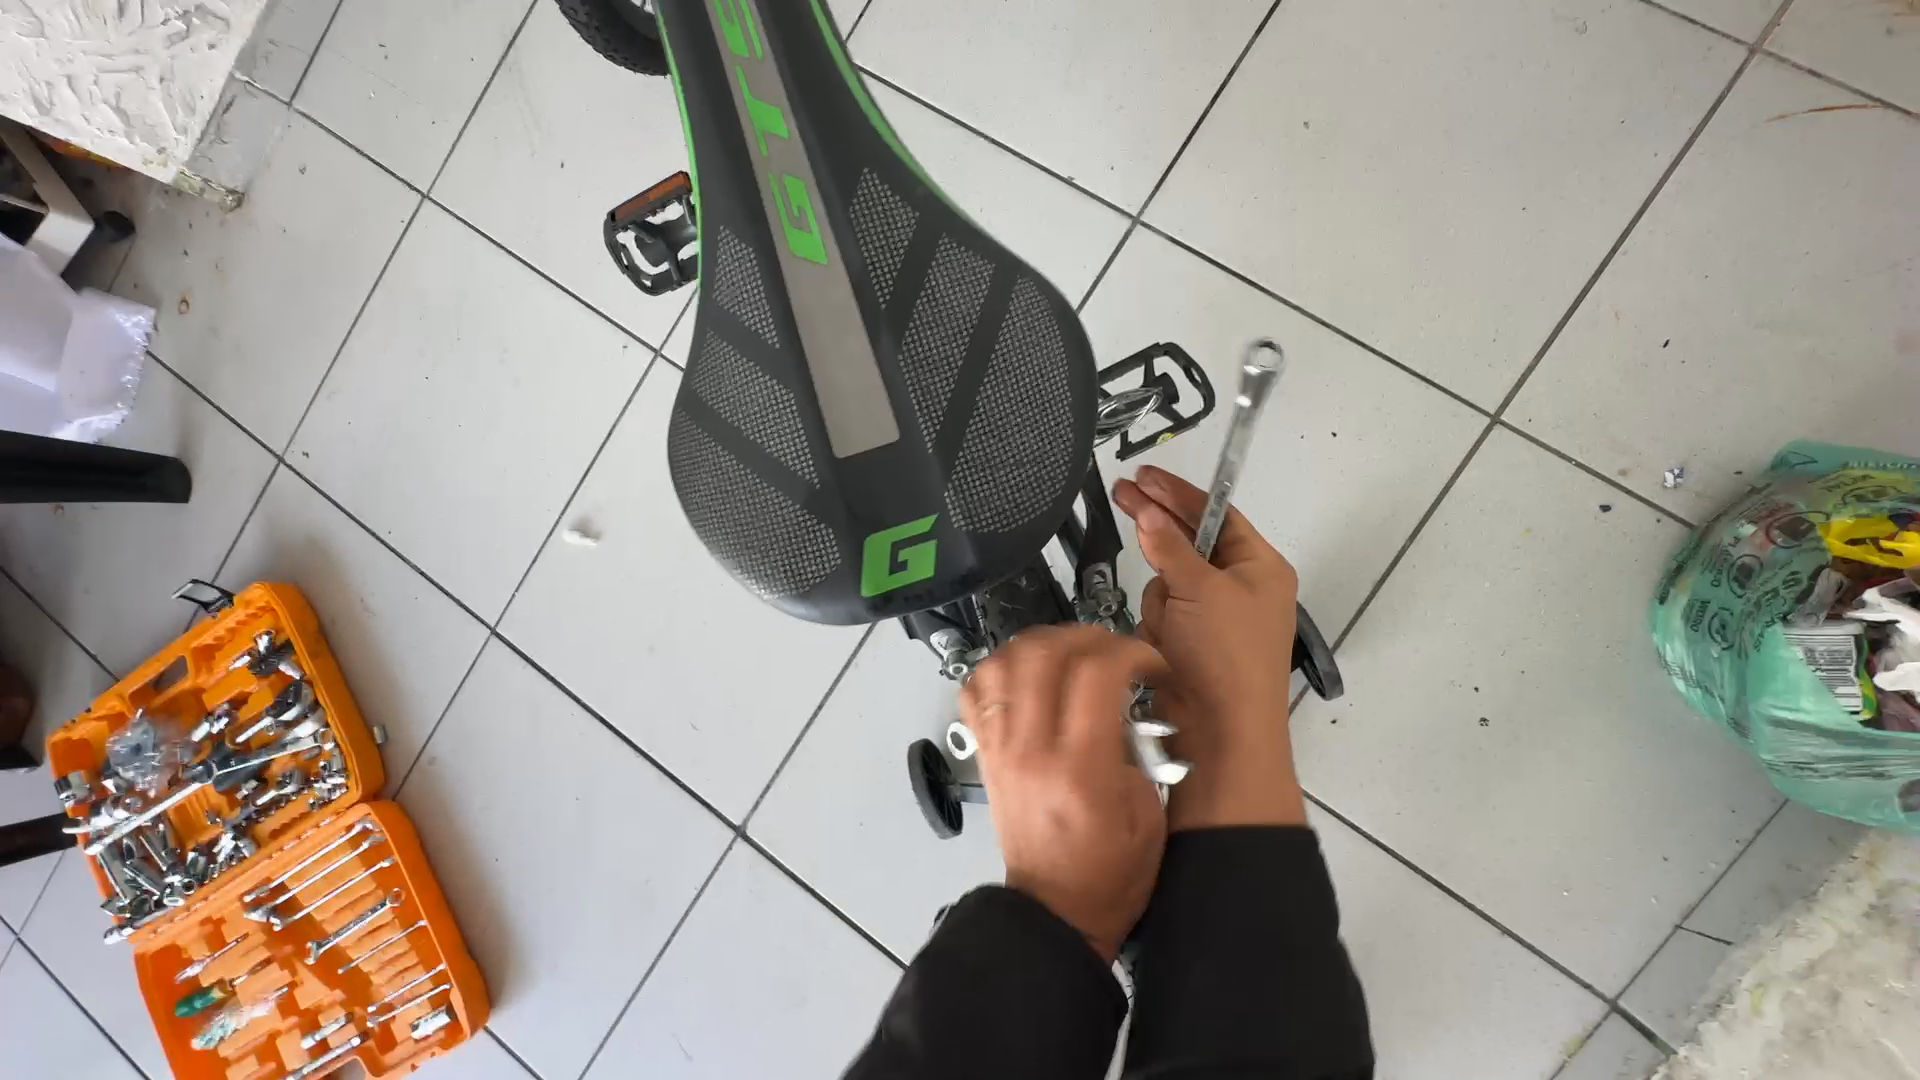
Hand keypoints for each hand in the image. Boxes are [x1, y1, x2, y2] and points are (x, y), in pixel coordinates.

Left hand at [962, 624, 1169, 961]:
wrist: (1054, 911)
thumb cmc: (1111, 871)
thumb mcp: (1147, 813)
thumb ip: (1135, 748)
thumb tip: (1120, 703)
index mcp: (1081, 768)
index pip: (1096, 674)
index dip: (1132, 652)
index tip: (1153, 665)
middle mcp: (1031, 749)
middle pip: (1044, 654)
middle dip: (1087, 636)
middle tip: (1114, 650)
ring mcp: (999, 747)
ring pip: (1002, 662)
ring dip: (1040, 643)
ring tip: (1070, 653)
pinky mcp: (983, 752)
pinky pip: (974, 690)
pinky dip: (998, 667)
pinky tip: (1027, 673)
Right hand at [1111, 464, 1307, 830]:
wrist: (1219, 734)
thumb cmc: (1225, 654)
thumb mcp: (1200, 590)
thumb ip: (1171, 547)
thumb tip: (1149, 513)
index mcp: (1260, 568)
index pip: (1217, 515)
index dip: (1179, 493)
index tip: (1145, 476)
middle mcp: (1240, 589)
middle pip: (1187, 546)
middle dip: (1163, 545)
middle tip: (1123, 494)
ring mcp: (1212, 619)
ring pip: (1165, 584)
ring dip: (1161, 602)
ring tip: (1173, 630)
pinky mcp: (1188, 644)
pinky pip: (1159, 615)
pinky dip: (1156, 628)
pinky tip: (1166, 647)